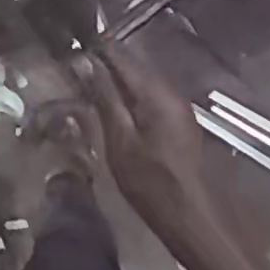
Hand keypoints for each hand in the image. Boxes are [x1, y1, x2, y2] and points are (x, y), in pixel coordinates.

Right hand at [82, 42, 210, 226]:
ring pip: (142, 83)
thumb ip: (105, 98)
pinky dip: (130, 98)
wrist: (193, 221)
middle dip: (107, 65)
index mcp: (156, 93)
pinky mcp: (180, 124)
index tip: (76, 47)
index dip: (98, 50)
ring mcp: (179, 109)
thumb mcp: (120, 141)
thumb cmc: (151, 182)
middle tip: (79, 69)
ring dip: (118, 83)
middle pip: (134, 68)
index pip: (123, 58)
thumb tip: (88, 64)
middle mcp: (171, 93)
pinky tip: (115, 108)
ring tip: (91, 86)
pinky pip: (150, 98)